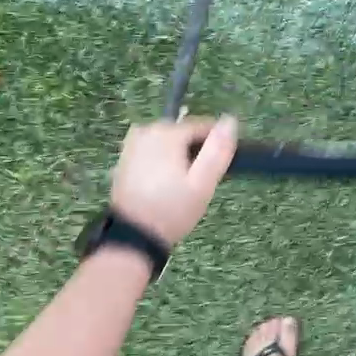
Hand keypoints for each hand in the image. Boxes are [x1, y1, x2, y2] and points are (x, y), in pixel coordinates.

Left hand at [110, 117, 237, 245]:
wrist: (134, 235)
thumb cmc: (172, 209)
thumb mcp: (202, 183)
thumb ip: (218, 150)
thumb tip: (230, 120)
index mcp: (167, 133)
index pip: (202, 126)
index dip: (216, 145)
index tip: (220, 166)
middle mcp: (146, 131)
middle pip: (183, 133)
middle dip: (195, 151)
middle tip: (200, 180)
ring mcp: (132, 145)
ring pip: (168, 143)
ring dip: (178, 157)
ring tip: (182, 184)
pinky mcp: (125, 160)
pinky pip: (152, 152)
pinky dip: (162, 162)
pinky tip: (165, 184)